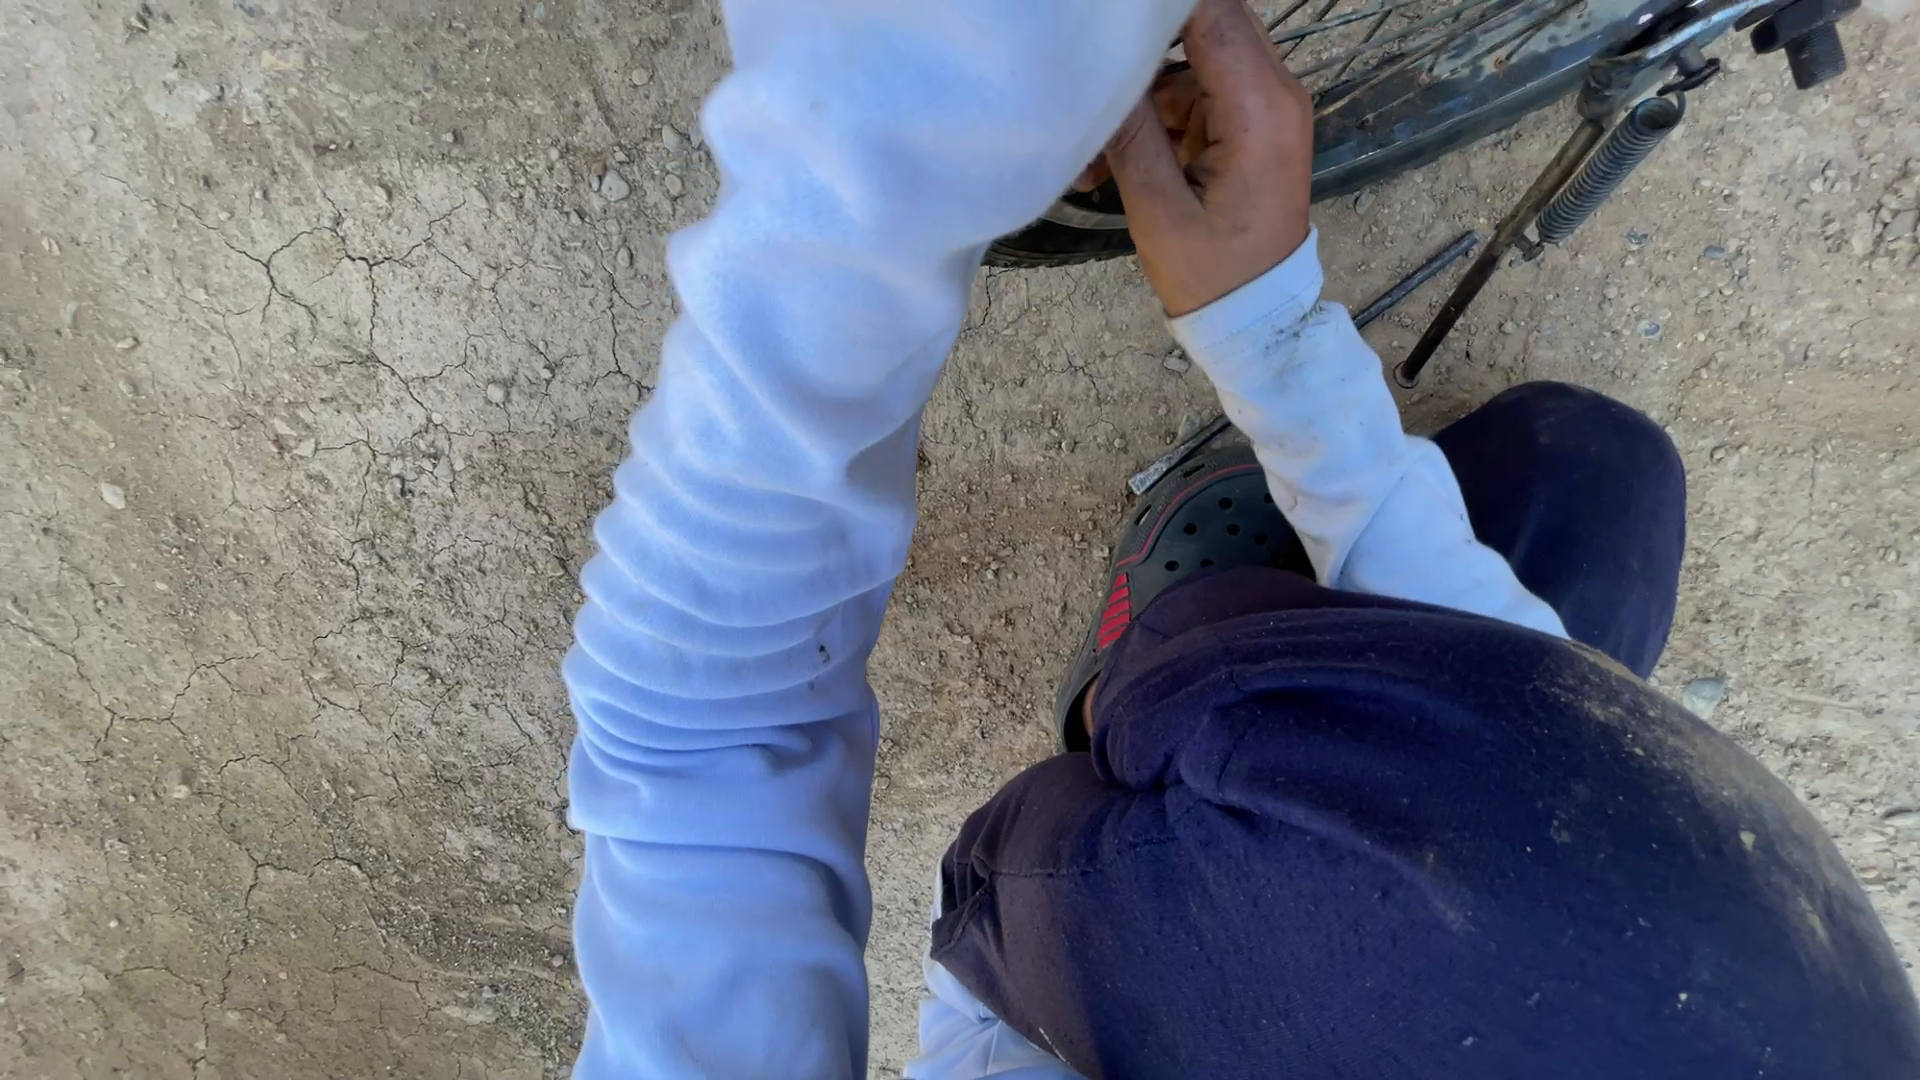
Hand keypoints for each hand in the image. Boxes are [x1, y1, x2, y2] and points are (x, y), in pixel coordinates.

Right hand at [1104, 0, 1313, 316]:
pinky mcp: (1249, 132)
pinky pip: (1197, 105)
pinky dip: (1156, 126)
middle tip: (1092, 90)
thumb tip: (1107, 78)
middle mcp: (1274, 94)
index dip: (1155, 14)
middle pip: (1205, 30)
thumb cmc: (1211, 275)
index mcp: (1260, 109)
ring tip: (1093, 156)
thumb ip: (1132, 135)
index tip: (1106, 29)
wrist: (1254, 318)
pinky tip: (1113, 163)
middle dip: (1143, 58)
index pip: (1211, 14)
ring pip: (1192, 71)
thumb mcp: (1160, 211)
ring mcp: (1264, 112)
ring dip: (1141, 103)